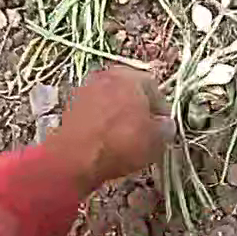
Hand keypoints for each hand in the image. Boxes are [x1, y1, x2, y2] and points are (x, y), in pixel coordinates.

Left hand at [42, 67, 168, 190]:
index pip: (154, 87)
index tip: (164, 126)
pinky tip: (109, 140)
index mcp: (130, 77)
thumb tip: (165, 124)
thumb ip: (166, 127)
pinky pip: (96, 112)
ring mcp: (85, 90)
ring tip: (128, 137)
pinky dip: (104, 122)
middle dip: (140, 108)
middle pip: (130, 91)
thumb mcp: (158, 139)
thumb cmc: (123, 143)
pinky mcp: (70, 107)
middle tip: (147, 130)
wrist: (75, 159)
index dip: (162, 108)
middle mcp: (106, 76)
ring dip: (121, 115)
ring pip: (112, 100)